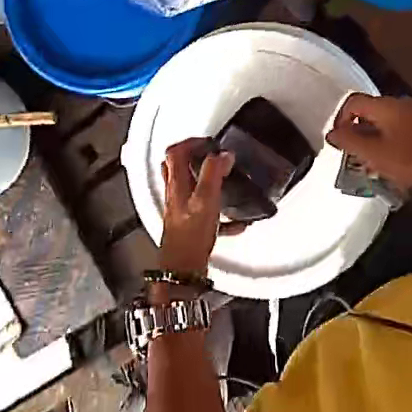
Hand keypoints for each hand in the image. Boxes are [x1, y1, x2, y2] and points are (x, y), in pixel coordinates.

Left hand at [159, 139, 237, 275]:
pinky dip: (218, 211)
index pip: (175, 152)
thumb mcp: (206, 199)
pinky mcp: (189, 226)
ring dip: (205, 180)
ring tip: (222, 180)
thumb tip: (222, 154)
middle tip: (212, 155)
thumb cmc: (191, 235)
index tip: (209, 142)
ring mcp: (180, 211)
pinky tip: (235, 222)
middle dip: (194, 157)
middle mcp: (175, 195)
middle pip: (178, 167)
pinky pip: (204, 212)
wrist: (183, 269)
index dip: (190, 142)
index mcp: (177, 184)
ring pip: (190, 188)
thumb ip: (213, 174)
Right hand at [325, 93, 411, 191]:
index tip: (339, 141)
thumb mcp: (372, 153)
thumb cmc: (410, 161)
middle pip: (367, 111)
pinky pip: (395, 128)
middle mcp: (400, 104)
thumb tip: (332, 133)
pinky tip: (386, 160)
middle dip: (355, 130)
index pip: (352, 102)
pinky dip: (384, 140)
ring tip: (367, 160)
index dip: (340, 119)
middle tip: (351, 152)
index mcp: (386, 106)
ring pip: (381, 121)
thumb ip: (347, 141)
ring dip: (369, 138)